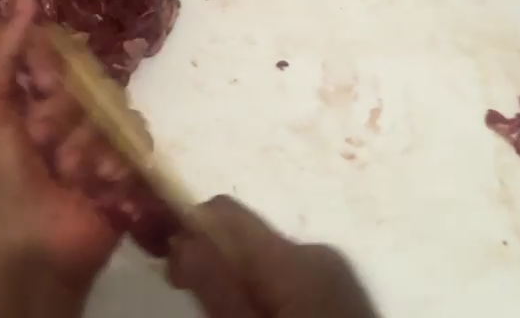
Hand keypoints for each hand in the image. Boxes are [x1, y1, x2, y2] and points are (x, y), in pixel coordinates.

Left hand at [0, 0, 122, 283]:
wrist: (30, 246)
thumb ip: (1, 48)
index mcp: (30, 91)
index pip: (55, 50)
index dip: (50, 64)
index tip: (40, 84)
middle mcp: (65, 107)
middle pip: (87, 77)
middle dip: (65, 112)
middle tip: (43, 141)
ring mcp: (96, 135)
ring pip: (111, 107)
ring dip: (87, 143)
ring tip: (68, 173)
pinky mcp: (123, 164)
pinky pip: (134, 138)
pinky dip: (114, 162)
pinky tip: (96, 184)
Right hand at [166, 196, 378, 317]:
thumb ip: (214, 287)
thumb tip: (180, 234)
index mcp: (294, 259)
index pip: (222, 211)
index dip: (188, 233)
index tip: (173, 278)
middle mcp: (317, 252)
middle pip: (243, 236)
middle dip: (216, 266)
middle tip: (206, 315)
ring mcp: (338, 275)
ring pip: (265, 260)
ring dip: (241, 285)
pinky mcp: (346, 296)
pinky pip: (290, 279)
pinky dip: (269, 297)